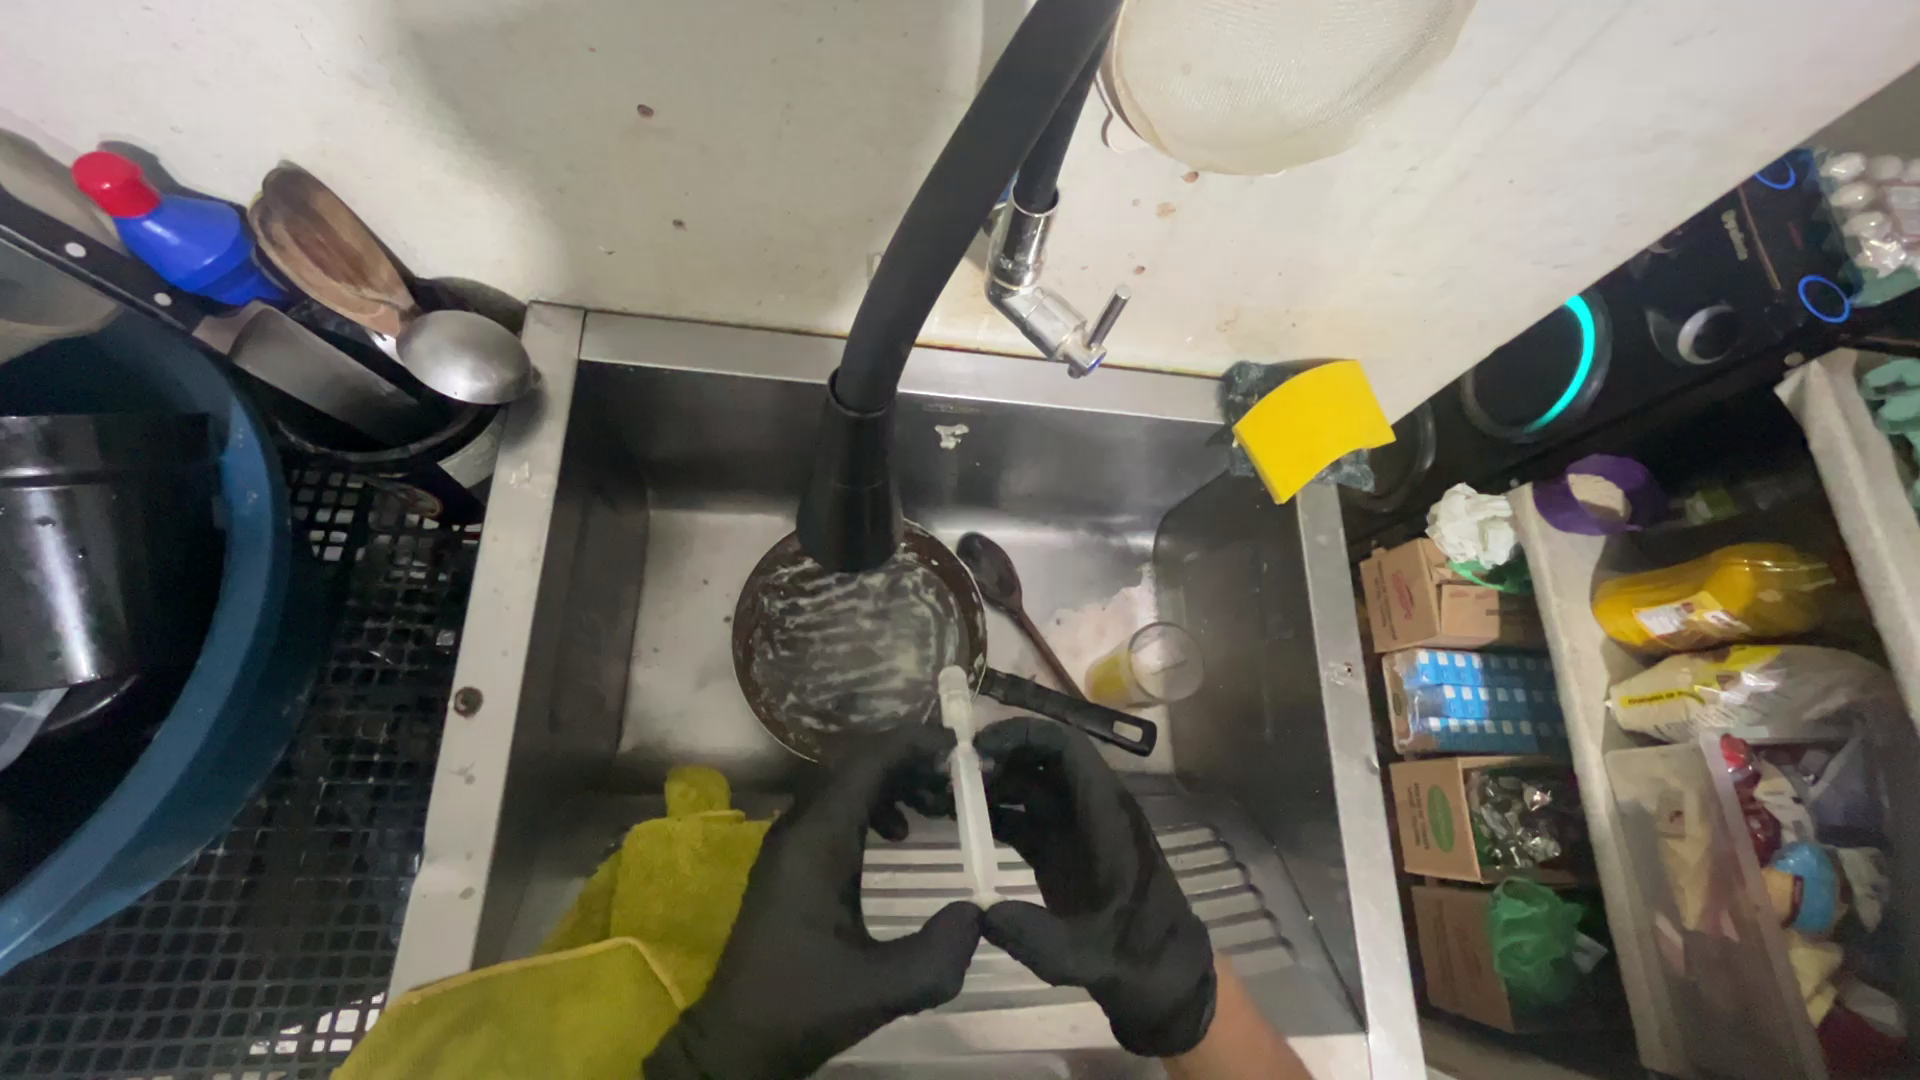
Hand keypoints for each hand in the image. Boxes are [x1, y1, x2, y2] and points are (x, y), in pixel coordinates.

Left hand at [644, 724, 982, 1079]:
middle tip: (956, 774)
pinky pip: (837, 805)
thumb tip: (978, 911)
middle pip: (855, 762)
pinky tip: (899, 833)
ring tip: (938, 799)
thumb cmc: (799, 1008)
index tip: (958, 747)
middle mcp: (799, 827)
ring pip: (845, 780)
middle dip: (908, 757)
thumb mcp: (876, 991)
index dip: (911, 744)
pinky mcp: (794, 857)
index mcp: (815, 842)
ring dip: (892, 777)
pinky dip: (874, 801)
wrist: (736, 1039)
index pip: (864, 762)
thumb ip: (935, 955)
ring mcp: (792, 840)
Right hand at [976, 717, 1215, 1057]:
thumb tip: (980, 910)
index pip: (1066, 748)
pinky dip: (993, 816)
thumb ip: (1032, 933)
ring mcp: (1073, 830)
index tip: (979, 748)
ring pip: (1029, 787)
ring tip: (947, 796)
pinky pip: (1023, 819)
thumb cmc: (1135, 956)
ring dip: (991, 785)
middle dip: (999, 757)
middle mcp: (1088, 809)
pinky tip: (961, 825)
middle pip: (1042, 760)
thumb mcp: (1084, 953)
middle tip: (953, 772)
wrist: (1162, 977)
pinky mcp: (1059, 852)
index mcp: (1105, 812)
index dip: (1024, 736)